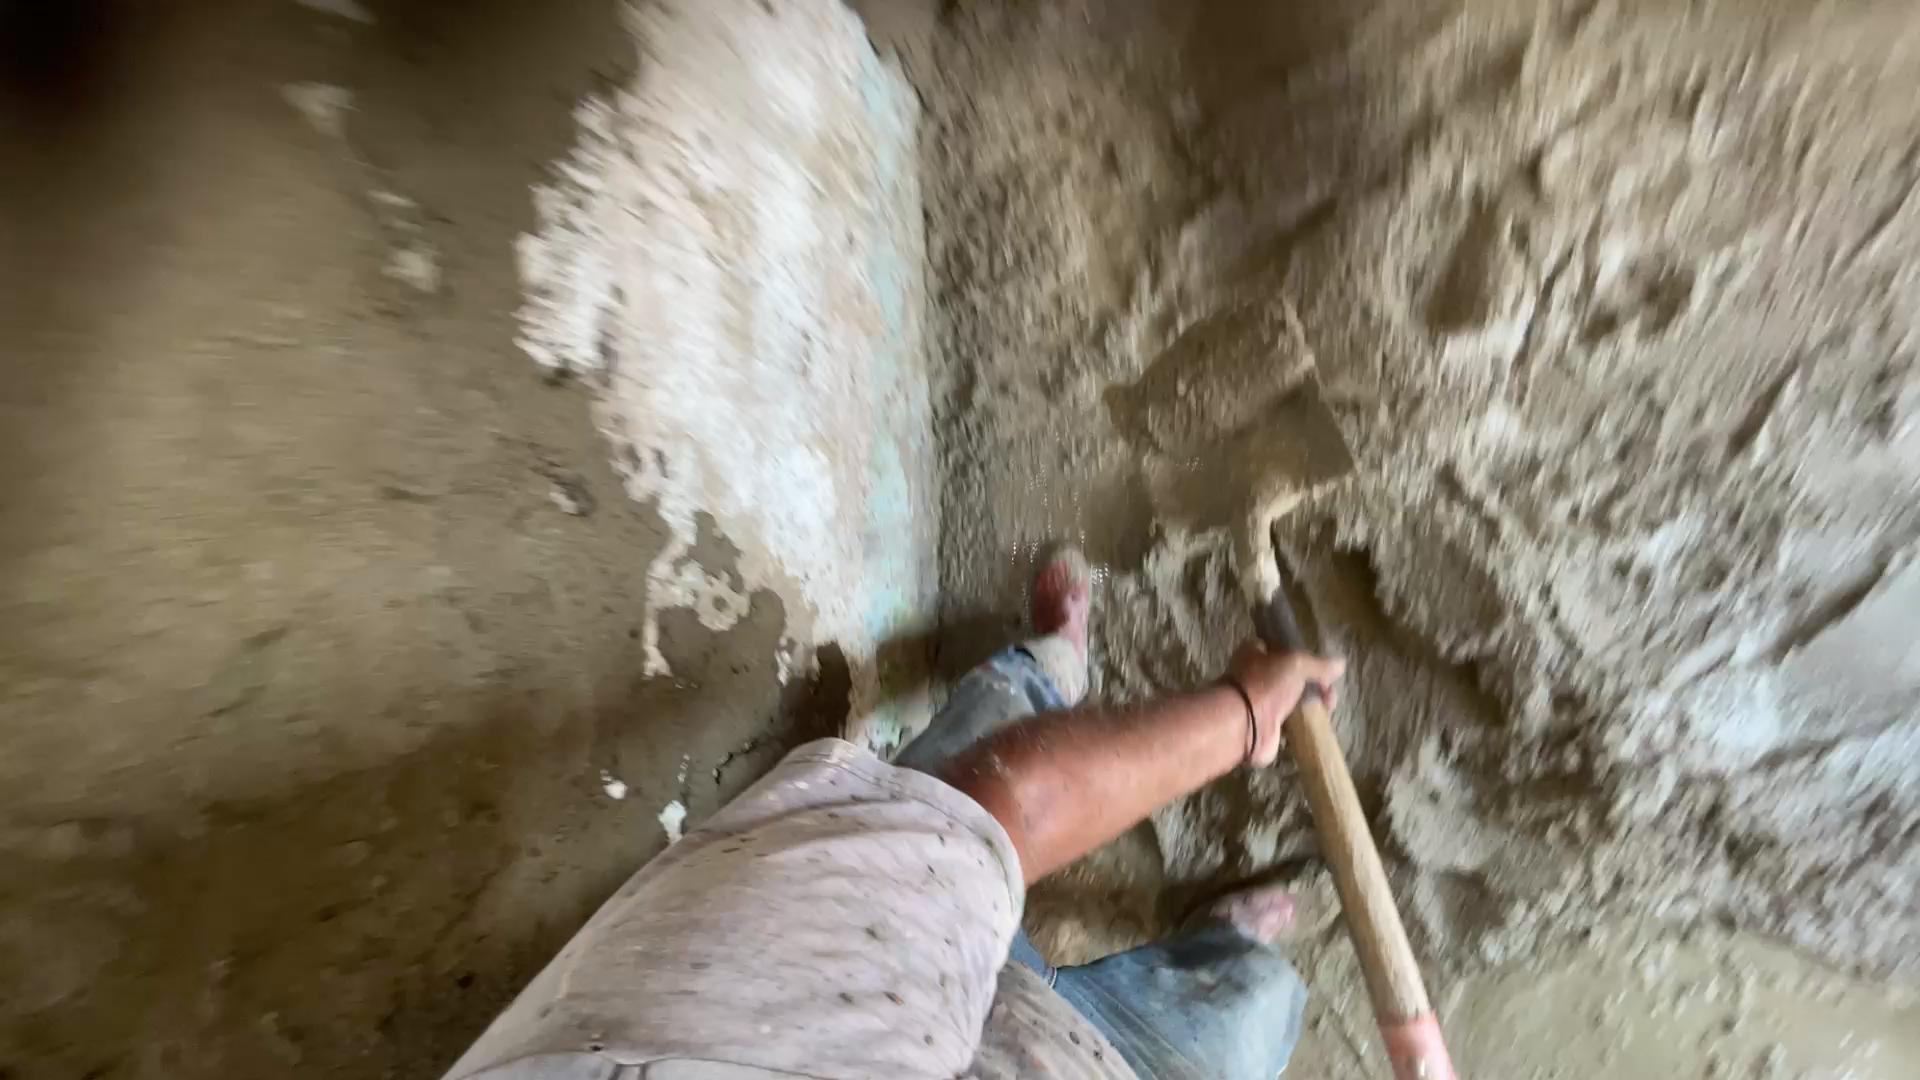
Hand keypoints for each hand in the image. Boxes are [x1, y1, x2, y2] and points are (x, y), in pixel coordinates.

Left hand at [1226, 643, 1345, 765]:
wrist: (1244, 724)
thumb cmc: (1265, 684)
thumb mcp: (1296, 663)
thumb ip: (1318, 664)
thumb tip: (1340, 663)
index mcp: (1253, 653)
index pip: (1281, 648)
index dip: (1303, 656)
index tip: (1323, 668)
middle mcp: (1254, 675)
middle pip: (1291, 677)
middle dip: (1314, 685)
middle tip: (1329, 695)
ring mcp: (1260, 701)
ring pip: (1292, 699)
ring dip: (1311, 705)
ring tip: (1326, 710)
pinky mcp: (1266, 724)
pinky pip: (1290, 721)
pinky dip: (1303, 723)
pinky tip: (1315, 724)